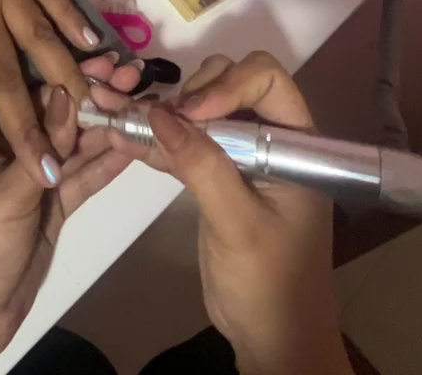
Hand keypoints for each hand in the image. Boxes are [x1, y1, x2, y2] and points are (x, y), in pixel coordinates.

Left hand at [0, 78, 130, 370]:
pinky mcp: (51, 210)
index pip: (37, 96)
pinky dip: (104, 166)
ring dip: (107, 130)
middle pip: (61, 118)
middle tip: (136, 80)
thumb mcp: (8, 191)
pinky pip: (81, 180)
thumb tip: (67, 88)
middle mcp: (15, 150)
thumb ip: (40, 144)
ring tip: (145, 106)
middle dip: (96, 100)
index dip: (73, 78)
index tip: (110, 63)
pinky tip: (133, 148)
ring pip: (76, 148)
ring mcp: (35, 181)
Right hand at [104, 53, 352, 374]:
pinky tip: (125, 137)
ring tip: (137, 122)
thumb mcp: (238, 223)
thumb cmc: (271, 283)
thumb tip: (159, 112)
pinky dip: (158, 137)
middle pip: (232, 81)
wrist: (271, 341)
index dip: (228, 84)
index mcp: (296, 144)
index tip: (192, 113)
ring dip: (170, 110)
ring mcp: (242, 155)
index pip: (266, 80)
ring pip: (203, 106)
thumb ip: (202, 165)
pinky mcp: (216, 174)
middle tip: (165, 119)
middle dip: (194, 92)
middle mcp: (271, 139)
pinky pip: (185, 140)